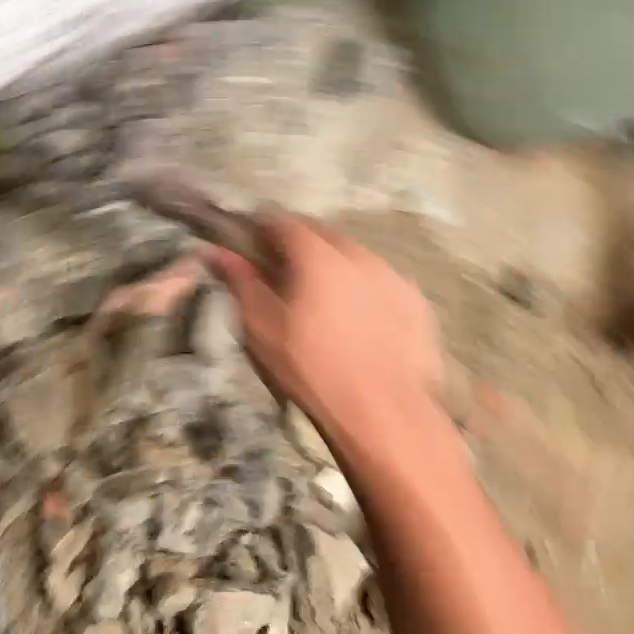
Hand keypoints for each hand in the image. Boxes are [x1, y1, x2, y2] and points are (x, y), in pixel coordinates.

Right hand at [206, 217, 442, 445]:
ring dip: (331, 266)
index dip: (261, 230)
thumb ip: (240, 281)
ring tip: (317, 299)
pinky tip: (352, 318)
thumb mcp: (260, 326)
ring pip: (354, 257)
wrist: (383, 410)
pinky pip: (380, 281)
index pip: (285, 222)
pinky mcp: (417, 302)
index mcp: (319, 258)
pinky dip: (360, 287)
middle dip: (298, 246)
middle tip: (279, 275)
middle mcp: (361, 256)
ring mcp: (395, 278)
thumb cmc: (310, 367)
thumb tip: (216, 251)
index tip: (248, 248)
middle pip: (323, 235)